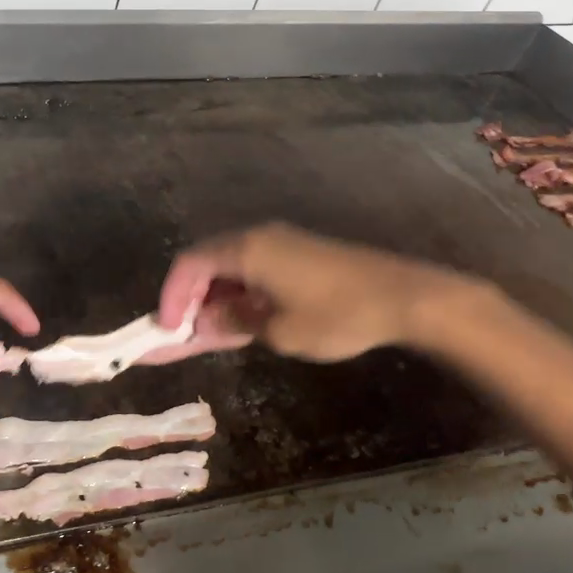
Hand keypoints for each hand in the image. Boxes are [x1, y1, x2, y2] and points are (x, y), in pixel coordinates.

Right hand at [157, 223, 486, 363]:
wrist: (406, 297)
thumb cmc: (337, 314)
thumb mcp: (279, 330)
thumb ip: (234, 323)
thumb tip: (205, 323)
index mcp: (245, 249)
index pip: (189, 266)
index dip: (171, 297)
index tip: (166, 331)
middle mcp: (257, 238)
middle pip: (205, 263)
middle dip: (188, 299)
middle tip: (179, 334)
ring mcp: (280, 243)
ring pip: (229, 267)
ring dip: (213, 298)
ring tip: (206, 334)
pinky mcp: (299, 254)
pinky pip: (252, 269)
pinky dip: (237, 293)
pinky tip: (241, 320)